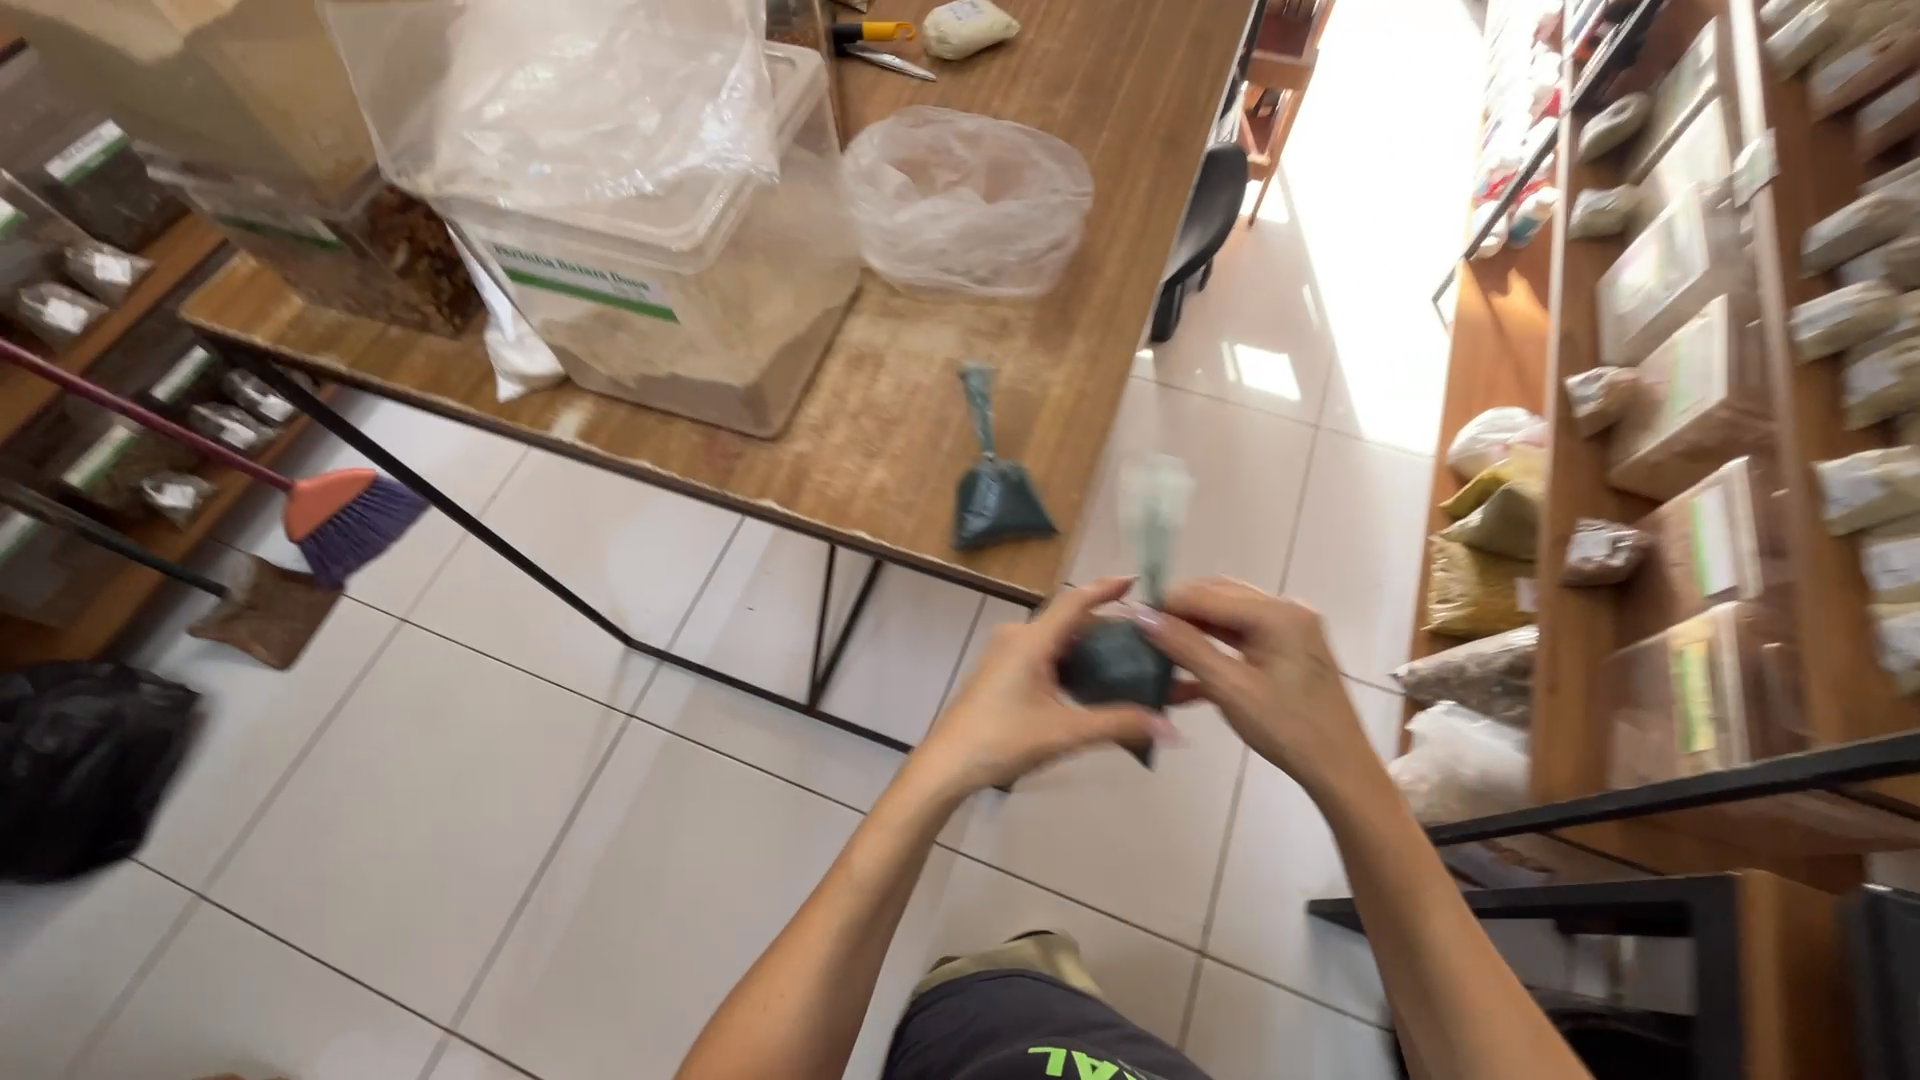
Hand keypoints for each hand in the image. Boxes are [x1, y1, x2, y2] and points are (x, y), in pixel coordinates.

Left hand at [910, 577, 1175, 796]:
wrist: (948, 764)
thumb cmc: (1002, 740)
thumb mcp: (1065, 732)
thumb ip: (1119, 725)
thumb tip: (1172, 728)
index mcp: (1030, 640)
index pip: (1075, 602)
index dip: (1106, 589)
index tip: (1136, 581)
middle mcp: (1018, 637)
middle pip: (1070, 622)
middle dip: (1108, 630)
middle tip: (1147, 641)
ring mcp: (1006, 654)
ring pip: (1058, 641)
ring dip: (1090, 650)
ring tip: (1129, 662)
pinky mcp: (1002, 672)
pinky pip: (1045, 656)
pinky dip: (1071, 663)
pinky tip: (1094, 683)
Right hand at [1131, 577, 1381, 796]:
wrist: (1339, 769)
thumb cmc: (1287, 728)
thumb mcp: (1229, 688)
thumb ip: (1185, 646)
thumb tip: (1143, 615)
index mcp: (1277, 614)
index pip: (1208, 595)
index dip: (1167, 603)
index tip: (1132, 617)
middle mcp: (1286, 610)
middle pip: (1219, 597)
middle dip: (1180, 613)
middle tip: (1143, 632)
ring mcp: (1290, 630)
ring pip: (1228, 617)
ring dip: (1194, 631)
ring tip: (1159, 648)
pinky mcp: (1288, 650)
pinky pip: (1242, 637)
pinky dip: (1215, 649)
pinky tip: (1186, 672)